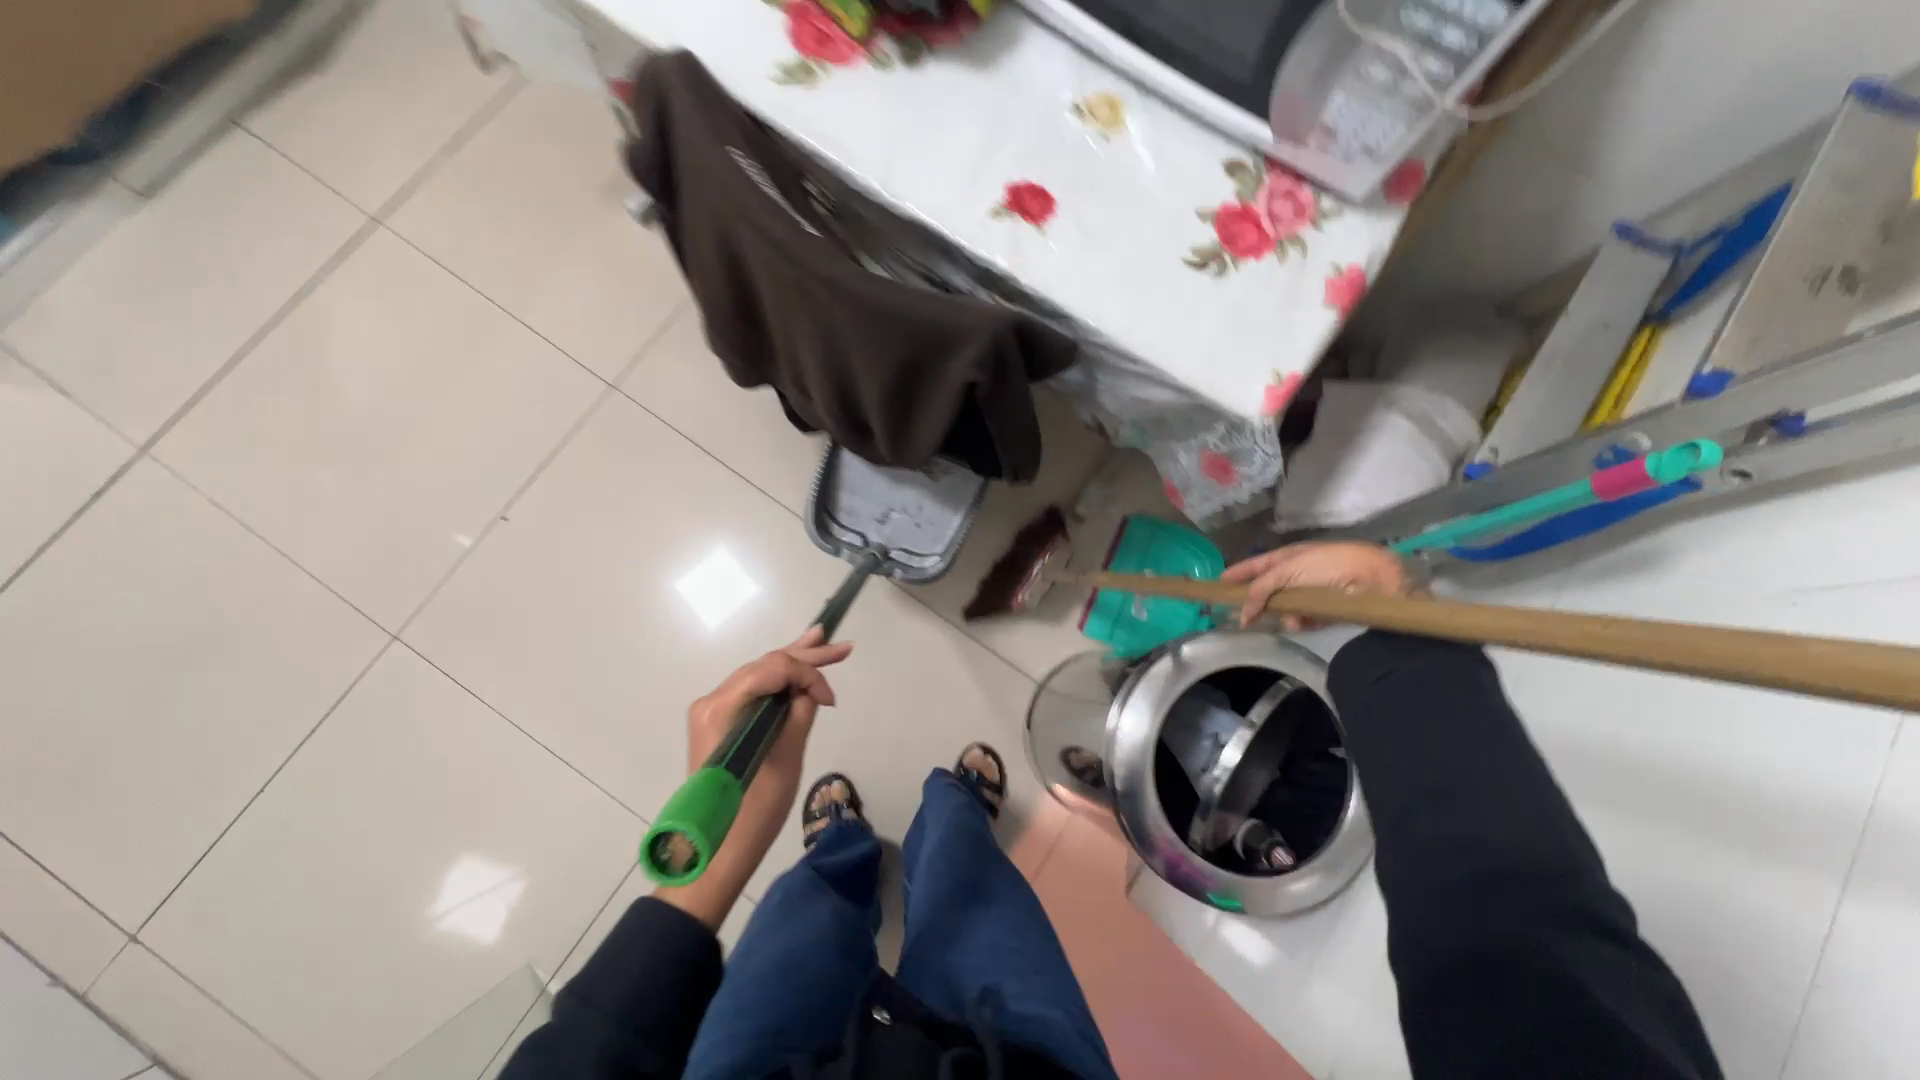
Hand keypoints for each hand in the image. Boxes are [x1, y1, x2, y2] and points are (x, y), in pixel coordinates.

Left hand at [660, 626, 852, 929]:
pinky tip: (796, 665)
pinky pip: (752, 692)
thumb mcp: (785, 757)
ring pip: (759, 675)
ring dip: (792, 663)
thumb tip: (808, 690)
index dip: (808, 675)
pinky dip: (777, 682)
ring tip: (823, 643)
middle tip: (841, 646)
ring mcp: (712, 710)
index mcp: (722, 706)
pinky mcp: (719, 723)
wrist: (717, 849)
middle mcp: (712, 700)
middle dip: (805, 656)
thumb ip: (798, 713)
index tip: (831, 702)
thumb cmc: (753, 808)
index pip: (774, 668)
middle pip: (765, 666)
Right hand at [1221, 541, 1416, 630]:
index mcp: (1287, 557)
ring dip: (1285, 615)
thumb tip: (1243, 613)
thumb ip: (1261, 590)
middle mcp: (1298, 573)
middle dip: (1261, 603)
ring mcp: (1312, 592)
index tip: (1218, 585)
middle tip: (1246, 618)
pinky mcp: (1325, 611)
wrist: (1372, 578)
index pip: (1255, 566)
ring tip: (1292, 619)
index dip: (1237, 574)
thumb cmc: (1327, 565)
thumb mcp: (1287, 570)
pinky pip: (1304, 619)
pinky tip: (1307, 623)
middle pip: (1269, 591)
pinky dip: (1303, 622)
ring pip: (1286, 608)